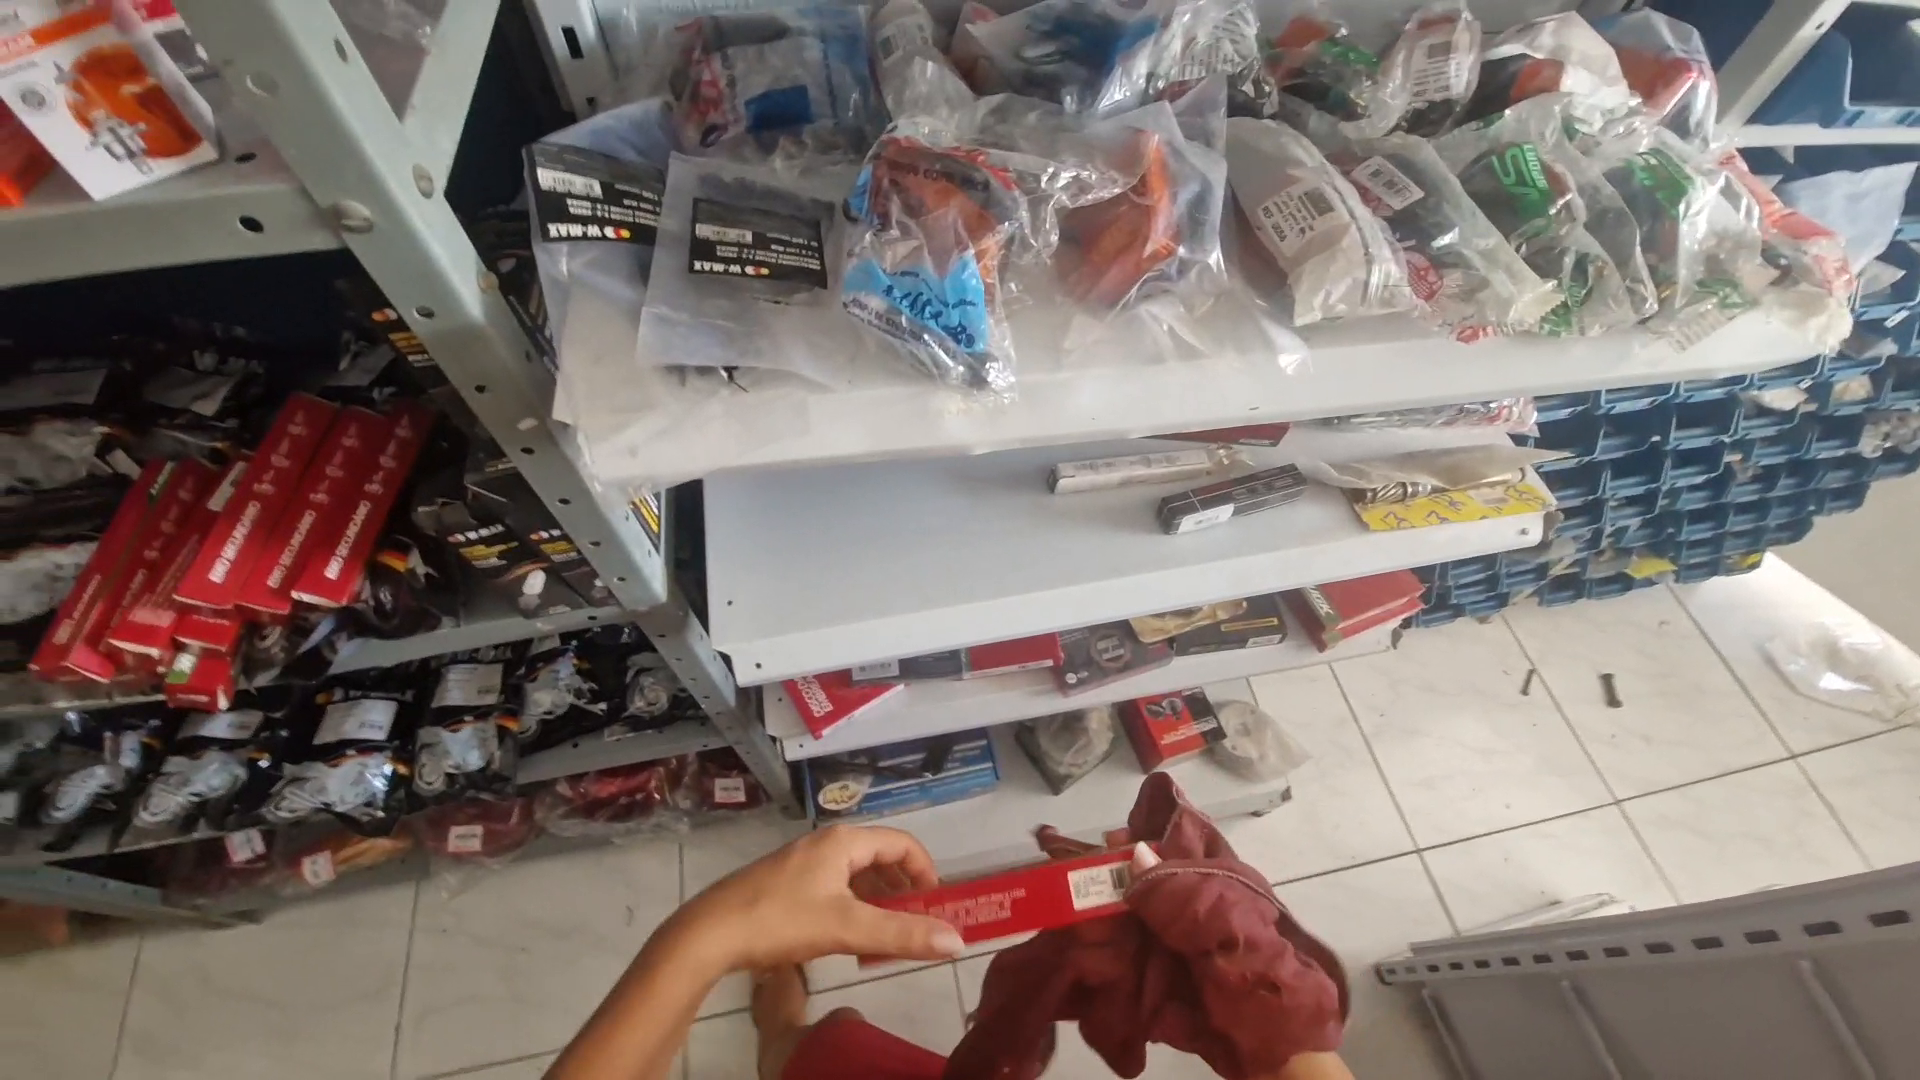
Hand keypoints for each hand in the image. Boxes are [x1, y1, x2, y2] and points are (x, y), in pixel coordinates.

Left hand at [672, 824, 965, 972]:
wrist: (710, 933)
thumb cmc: (782, 920)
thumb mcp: (846, 929)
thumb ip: (902, 934)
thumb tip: (956, 941)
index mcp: (844, 841)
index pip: (901, 843)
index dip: (925, 871)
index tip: (937, 905)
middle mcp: (827, 842)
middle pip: (880, 857)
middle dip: (903, 888)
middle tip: (917, 923)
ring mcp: (804, 861)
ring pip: (856, 873)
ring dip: (878, 899)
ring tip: (887, 934)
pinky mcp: (788, 881)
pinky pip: (835, 885)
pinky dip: (854, 905)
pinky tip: (850, 936)